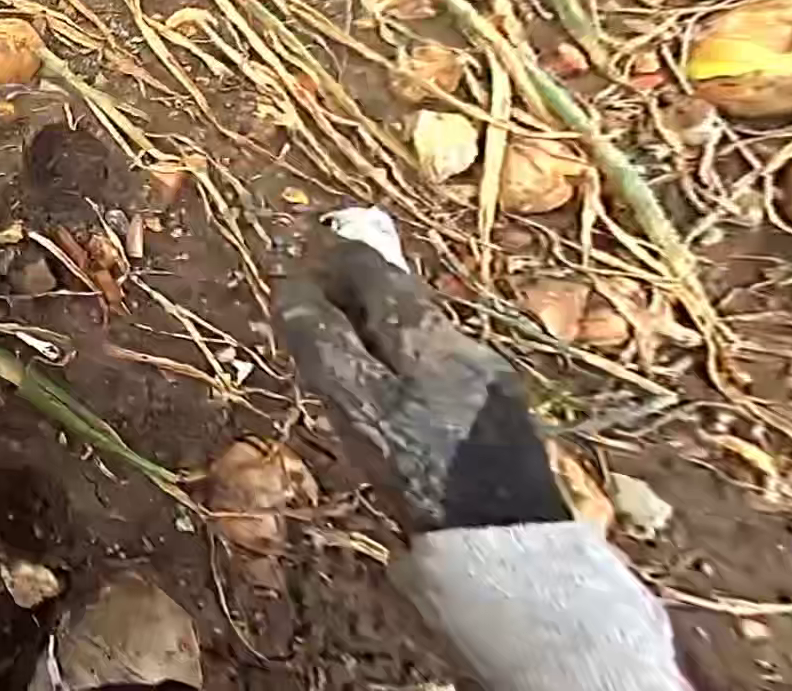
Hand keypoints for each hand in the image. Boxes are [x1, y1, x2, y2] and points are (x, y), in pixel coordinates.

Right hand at [272, 240, 569, 532]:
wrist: (501, 535)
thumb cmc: (410, 456)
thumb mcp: (347, 394)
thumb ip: (317, 335)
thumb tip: (290, 287)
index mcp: (422, 330)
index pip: (372, 267)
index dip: (330, 256)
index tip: (297, 261)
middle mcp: (459, 339)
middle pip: (395, 297)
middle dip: (347, 294)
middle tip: (307, 311)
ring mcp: (484, 373)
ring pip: (412, 330)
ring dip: (370, 327)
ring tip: (336, 353)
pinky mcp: (495, 404)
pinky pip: (431, 359)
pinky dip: (395, 356)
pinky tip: (381, 389)